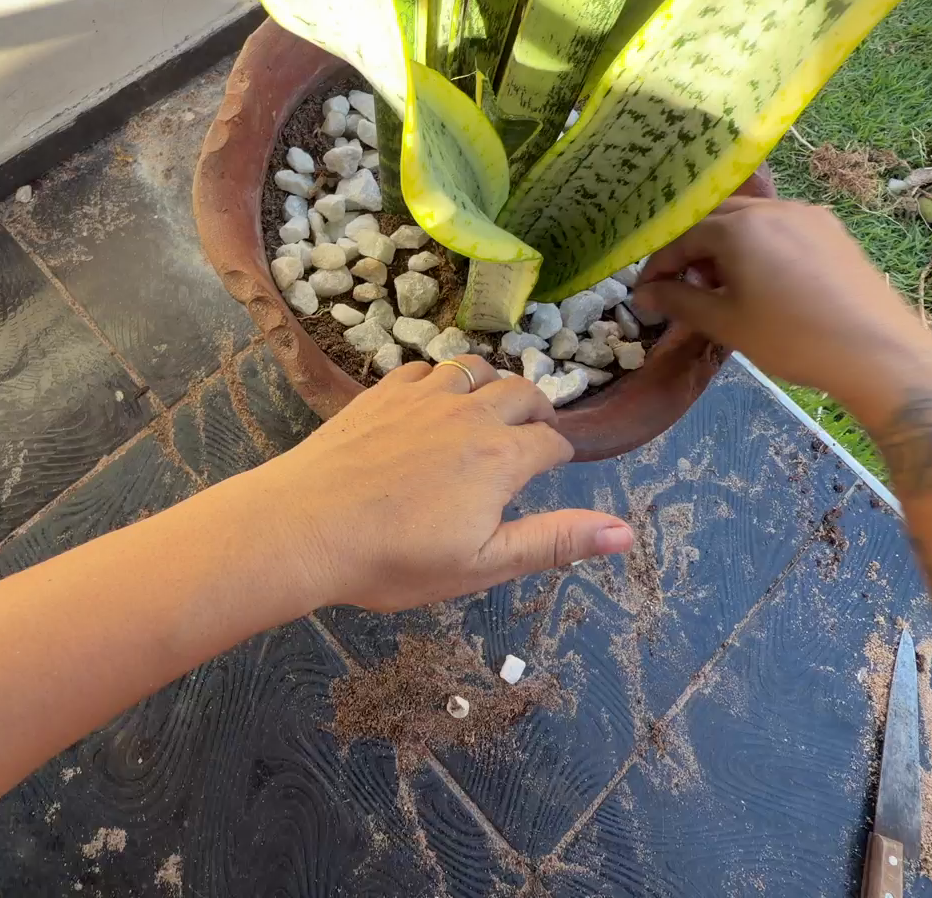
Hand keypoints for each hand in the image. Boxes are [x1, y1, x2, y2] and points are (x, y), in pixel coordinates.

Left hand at [245, 357, 634, 612]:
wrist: (305, 526)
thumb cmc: (394, 558)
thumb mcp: (481, 564)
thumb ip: (554, 541)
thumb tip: (626, 532)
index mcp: (501, 456)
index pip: (551, 441)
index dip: (557, 453)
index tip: (550, 467)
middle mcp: (468, 413)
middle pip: (520, 391)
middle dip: (535, 410)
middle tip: (529, 433)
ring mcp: (421, 396)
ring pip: (473, 369)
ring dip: (489, 385)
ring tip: (485, 410)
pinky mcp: (380, 392)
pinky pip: (422, 367)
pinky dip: (438, 379)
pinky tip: (428, 401)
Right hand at [630, 197, 931, 409]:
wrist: (879, 354)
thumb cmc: (789, 337)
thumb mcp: (723, 322)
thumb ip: (677, 300)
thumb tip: (643, 294)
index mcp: (739, 227)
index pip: (681, 238)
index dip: (657, 267)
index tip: (646, 297)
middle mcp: (772, 209)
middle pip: (713, 219)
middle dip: (688, 251)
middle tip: (679, 288)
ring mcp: (808, 216)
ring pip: (748, 220)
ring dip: (721, 247)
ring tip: (718, 288)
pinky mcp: (832, 231)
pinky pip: (778, 228)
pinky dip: (755, 246)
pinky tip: (758, 282)